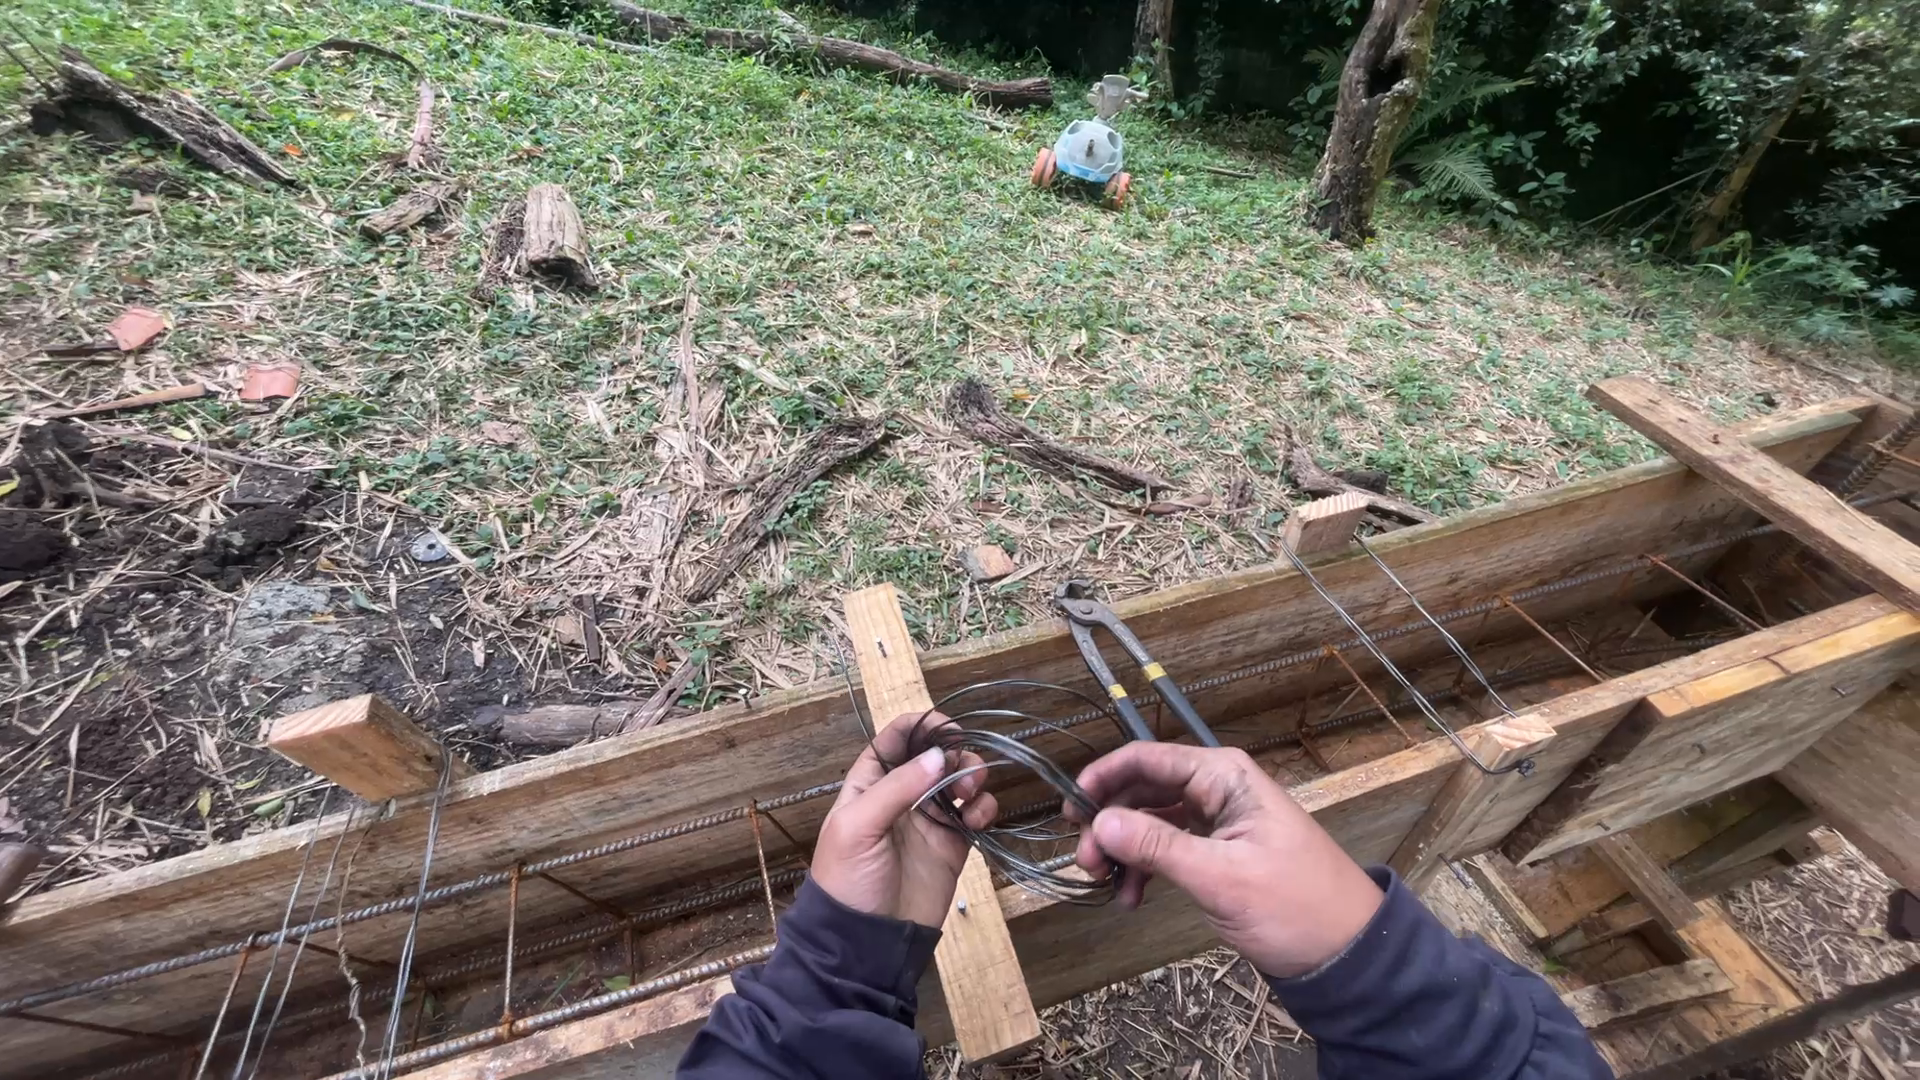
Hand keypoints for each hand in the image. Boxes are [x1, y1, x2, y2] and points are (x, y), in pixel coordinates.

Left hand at [811, 711, 998, 928]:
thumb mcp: (859, 827)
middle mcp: (902, 793)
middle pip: (935, 754)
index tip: (950, 730)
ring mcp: (930, 818)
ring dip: (972, 776)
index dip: (923, 726)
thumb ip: (898, 787)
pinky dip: (984, 808)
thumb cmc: (849, 880)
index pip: (897, 738)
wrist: (865, 945)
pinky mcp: (953, 843)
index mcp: (871, 782)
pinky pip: (975, 813)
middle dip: (954, 752)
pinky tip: (977, 819)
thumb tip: (940, 756)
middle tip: (963, 767)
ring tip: (972, 793)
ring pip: (960, 779)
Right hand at [1071, 742, 1383, 977]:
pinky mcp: (1214, 849)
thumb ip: (1157, 846)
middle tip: (1086, 861)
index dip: (1103, 777)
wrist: (1349, 957)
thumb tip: (1100, 822)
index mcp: (1221, 775)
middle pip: (1142, 789)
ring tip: (1104, 885)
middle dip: (1110, 822)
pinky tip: (1131, 897)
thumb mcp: (1221, 877)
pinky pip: (1165, 846)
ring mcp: (1213, 818)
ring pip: (1149, 819)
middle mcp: (1214, 787)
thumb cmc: (1293, 906)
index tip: (1072, 807)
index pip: (1147, 758)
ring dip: (1123, 848)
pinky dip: (1143, 868)